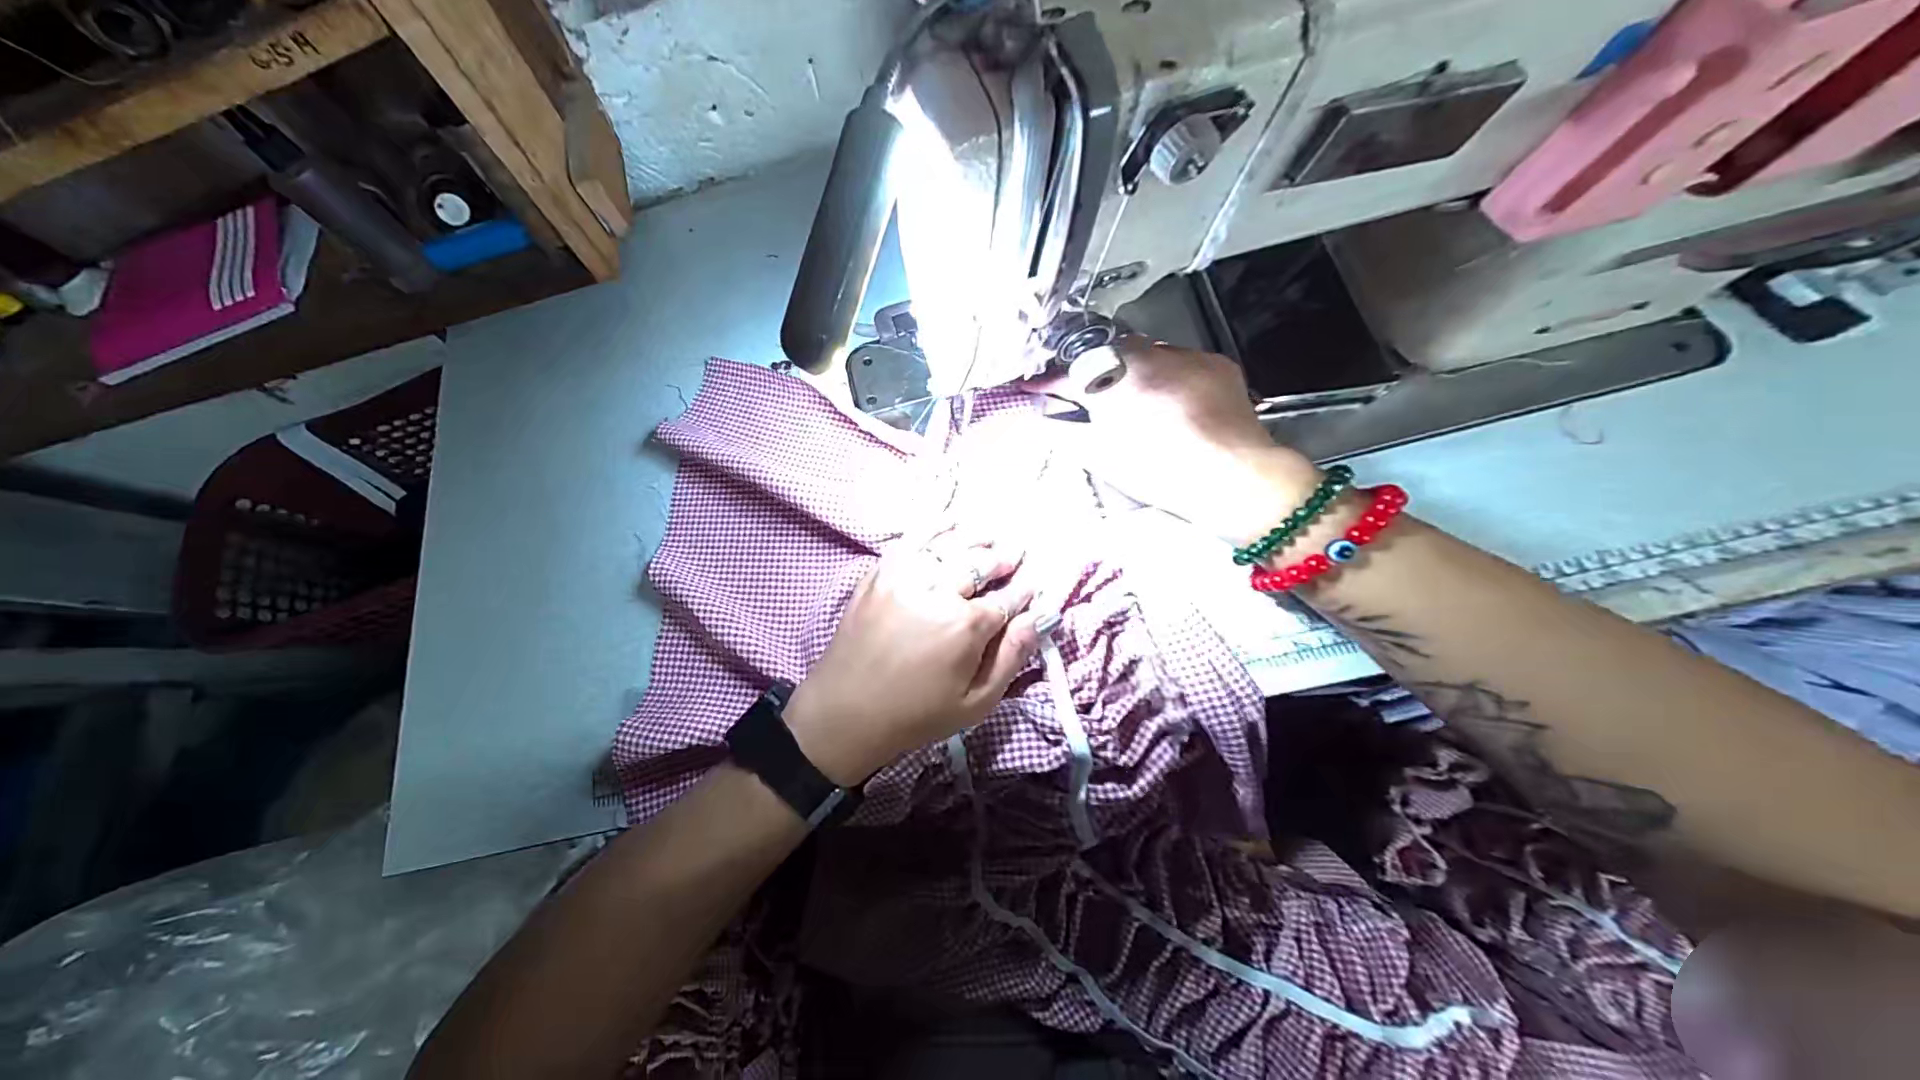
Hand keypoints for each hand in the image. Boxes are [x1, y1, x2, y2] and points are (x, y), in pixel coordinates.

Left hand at [784, 531, 1044, 785]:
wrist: (843, 714)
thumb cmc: (916, 715)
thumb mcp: (976, 702)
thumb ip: (1012, 656)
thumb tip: (1040, 617)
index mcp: (965, 626)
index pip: (1007, 598)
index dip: (1024, 592)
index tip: (1034, 587)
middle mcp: (936, 592)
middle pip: (980, 564)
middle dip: (1002, 559)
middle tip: (1015, 554)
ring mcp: (903, 578)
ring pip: (948, 547)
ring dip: (975, 540)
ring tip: (990, 537)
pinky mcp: (878, 576)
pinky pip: (911, 542)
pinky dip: (934, 528)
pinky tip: (950, 522)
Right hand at [1023, 337, 1322, 545]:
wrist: (1236, 479)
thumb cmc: (1165, 474)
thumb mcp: (1103, 457)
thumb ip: (1066, 430)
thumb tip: (1044, 416)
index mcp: (1116, 381)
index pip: (1069, 372)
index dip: (1048, 382)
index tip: (1035, 388)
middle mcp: (1150, 357)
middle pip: (1105, 354)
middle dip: (1093, 373)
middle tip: (1089, 400)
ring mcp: (1185, 356)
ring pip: (1144, 353)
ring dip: (1130, 372)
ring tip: (1135, 404)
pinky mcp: (1214, 362)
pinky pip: (1178, 360)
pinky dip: (1166, 376)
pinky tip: (1170, 404)